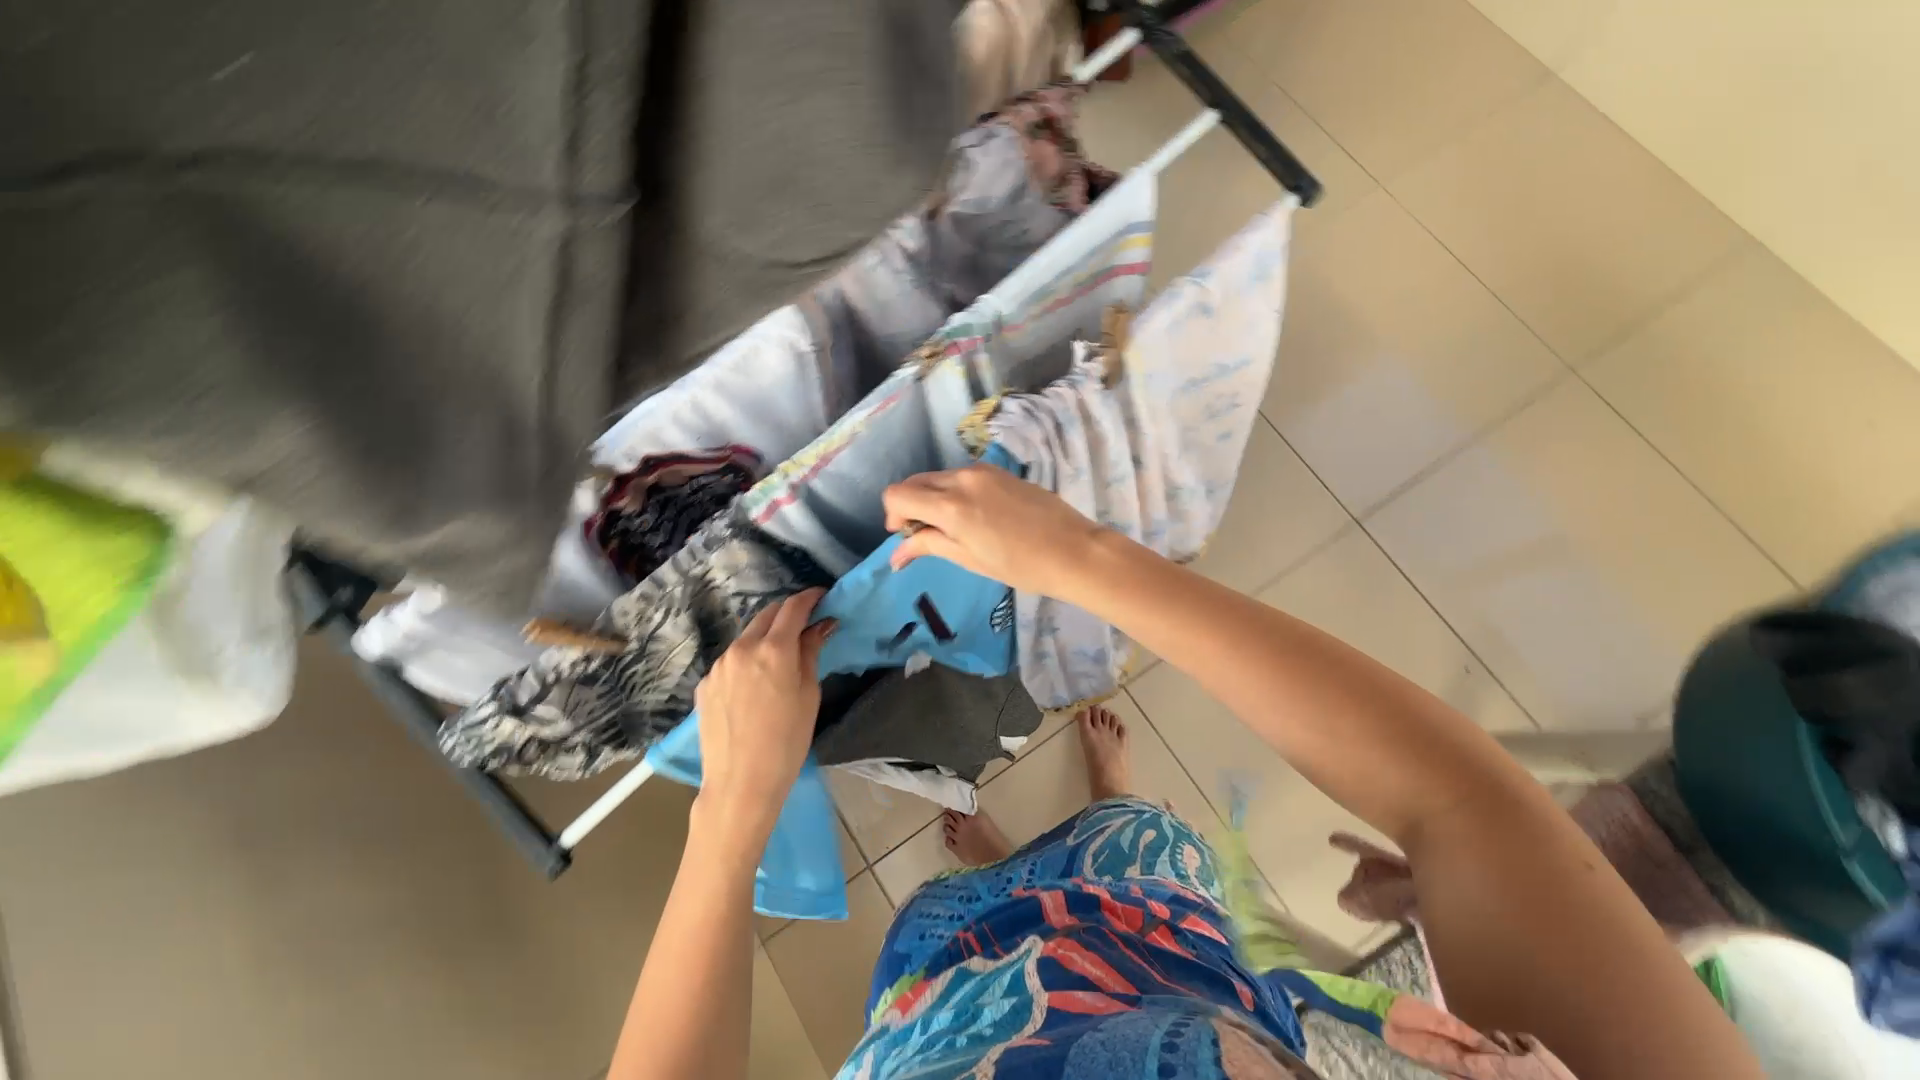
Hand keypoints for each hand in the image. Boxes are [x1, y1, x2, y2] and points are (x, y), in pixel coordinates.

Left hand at [691, 589, 832, 843]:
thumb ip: (811, 653)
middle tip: (805, 623)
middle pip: (766, 615)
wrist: (741, 783)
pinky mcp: (705, 684)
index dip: (810, 598)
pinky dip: (747, 662)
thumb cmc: (787, 741)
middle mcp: (741, 648)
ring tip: (780, 658)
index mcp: (773, 648)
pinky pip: (731, 663)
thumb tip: (820, 626)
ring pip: (746, 638)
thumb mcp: (809, 695)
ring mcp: (719, 665)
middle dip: (787, 613)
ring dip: (765, 638)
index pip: (793, 607)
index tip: (822, 596)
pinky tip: (755, 686)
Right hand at [882, 465, 1104, 596]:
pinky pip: (962, 476)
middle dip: (910, 506)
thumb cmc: (1020, 565)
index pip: (897, 494)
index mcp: (950, 505)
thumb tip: (896, 554)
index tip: (906, 536)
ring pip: (939, 478)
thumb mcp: (970, 559)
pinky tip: (975, 516)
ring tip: (953, 529)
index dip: (893, 516)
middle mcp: (961, 479)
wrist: (1074, 550)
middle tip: (925, 536)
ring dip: (933, 499)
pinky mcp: (999, 471)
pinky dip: (954, 492)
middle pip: (915, 482)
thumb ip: (929, 546)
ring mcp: (982, 471)